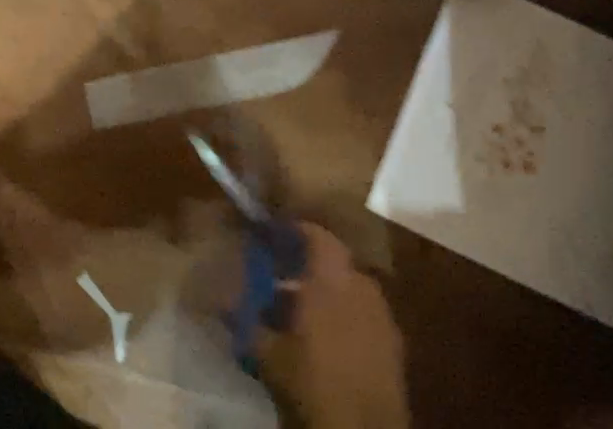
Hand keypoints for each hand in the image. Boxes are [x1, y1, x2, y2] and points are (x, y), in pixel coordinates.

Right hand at [258, 223, 408, 428]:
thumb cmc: (309, 382)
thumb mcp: (263, 348)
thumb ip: (243, 314)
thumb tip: (217, 291)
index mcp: (332, 283)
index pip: (319, 237)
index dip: (296, 230)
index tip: (272, 232)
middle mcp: (363, 293)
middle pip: (337, 263)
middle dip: (310, 264)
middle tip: (281, 273)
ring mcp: (384, 321)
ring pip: (353, 289)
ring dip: (329, 290)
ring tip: (300, 308)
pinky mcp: (395, 349)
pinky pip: (366, 315)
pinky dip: (345, 314)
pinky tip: (324, 335)